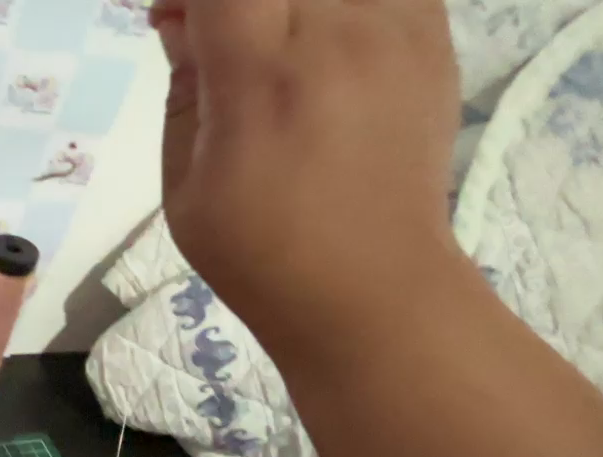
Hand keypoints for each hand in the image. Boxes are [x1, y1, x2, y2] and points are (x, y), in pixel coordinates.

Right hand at [153, 0, 464, 335]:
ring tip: (268, 49)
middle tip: (214, 36)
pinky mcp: (432, 32)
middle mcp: (339, 33)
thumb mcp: (185, 189)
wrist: (365, 284)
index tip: (170, 17)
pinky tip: (318, 47)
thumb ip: (184, 92)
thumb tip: (178, 20)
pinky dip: (335, 8)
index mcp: (262, 82)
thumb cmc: (254, 251)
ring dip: (286, 7)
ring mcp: (397, 25)